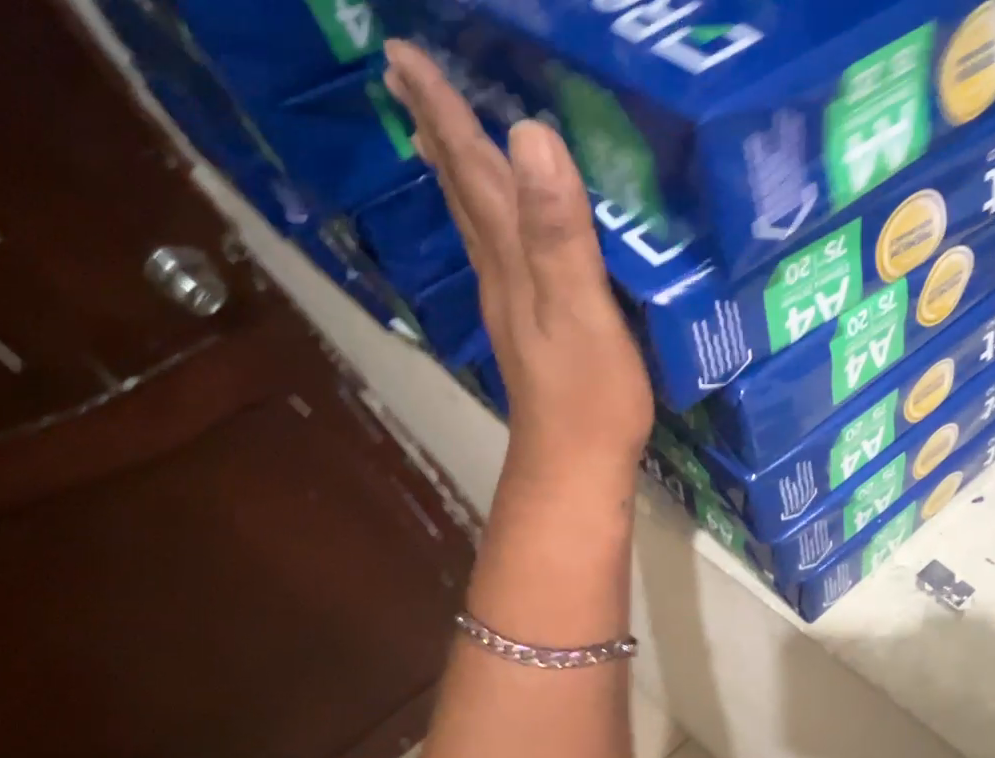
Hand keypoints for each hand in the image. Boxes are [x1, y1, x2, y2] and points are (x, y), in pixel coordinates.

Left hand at [383, 41, 652, 490]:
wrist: (575, 467)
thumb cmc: (590, 396)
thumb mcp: (582, 309)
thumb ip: (558, 231)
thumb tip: (529, 137)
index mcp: (513, 261)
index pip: (473, 172)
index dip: (444, 112)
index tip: (405, 53)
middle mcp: (501, 274)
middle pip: (462, 190)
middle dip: (436, 128)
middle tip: (404, 73)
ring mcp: (513, 303)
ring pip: (475, 222)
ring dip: (454, 170)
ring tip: (438, 130)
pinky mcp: (531, 327)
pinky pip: (497, 251)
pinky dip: (485, 216)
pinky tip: (495, 220)